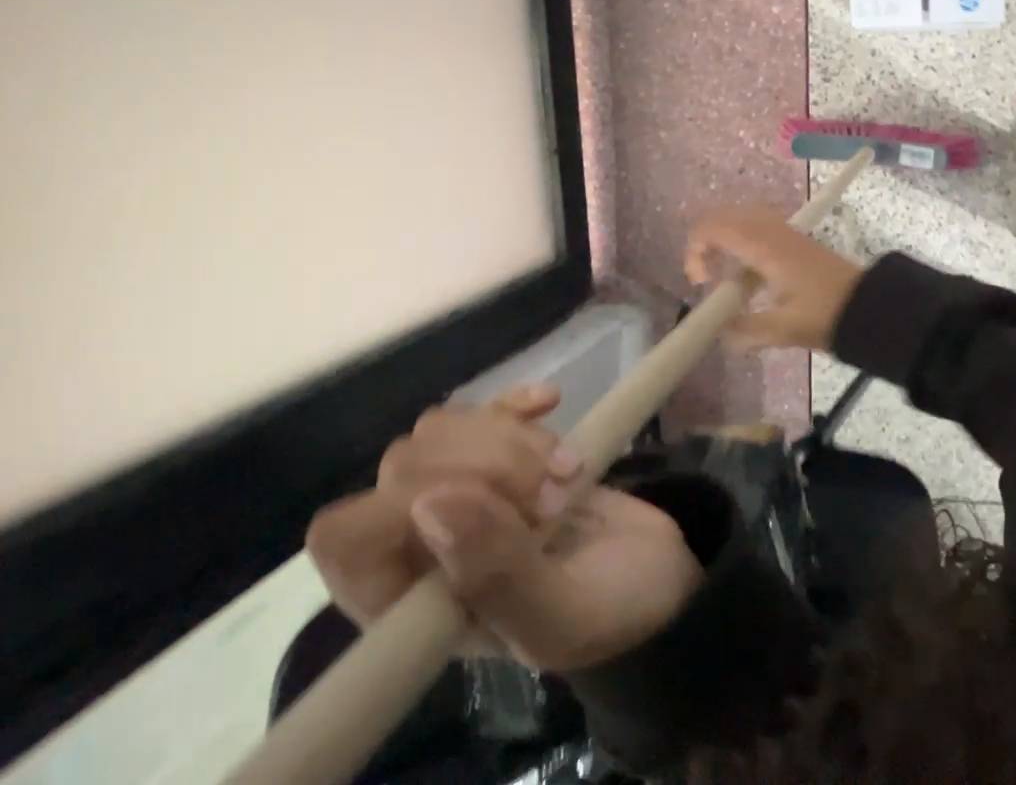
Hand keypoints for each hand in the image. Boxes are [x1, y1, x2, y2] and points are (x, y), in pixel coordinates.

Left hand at [305, 385, 703, 671]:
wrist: (664, 578)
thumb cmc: (608, 613)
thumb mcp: (560, 616)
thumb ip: (497, 573)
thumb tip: (430, 505)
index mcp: (407, 601)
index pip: (349, 535)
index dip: (416, 505)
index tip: (499, 508)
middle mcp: (417, 544)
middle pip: (405, 468)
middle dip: (491, 468)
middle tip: (556, 497)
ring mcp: (458, 495)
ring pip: (441, 432)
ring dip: (514, 441)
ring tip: (569, 473)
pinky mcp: (500, 459)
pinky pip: (482, 411)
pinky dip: (516, 402)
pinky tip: (551, 402)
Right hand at [685, 206, 863, 350]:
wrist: (871, 306)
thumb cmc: (826, 314)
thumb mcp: (783, 329)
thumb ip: (746, 332)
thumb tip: (722, 335)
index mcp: (765, 247)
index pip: (713, 226)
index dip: (695, 249)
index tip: (701, 283)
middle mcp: (774, 232)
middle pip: (725, 216)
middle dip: (706, 241)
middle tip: (707, 276)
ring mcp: (788, 234)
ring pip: (744, 219)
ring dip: (725, 241)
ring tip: (726, 278)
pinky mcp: (798, 243)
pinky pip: (761, 229)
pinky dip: (744, 244)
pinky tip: (751, 278)